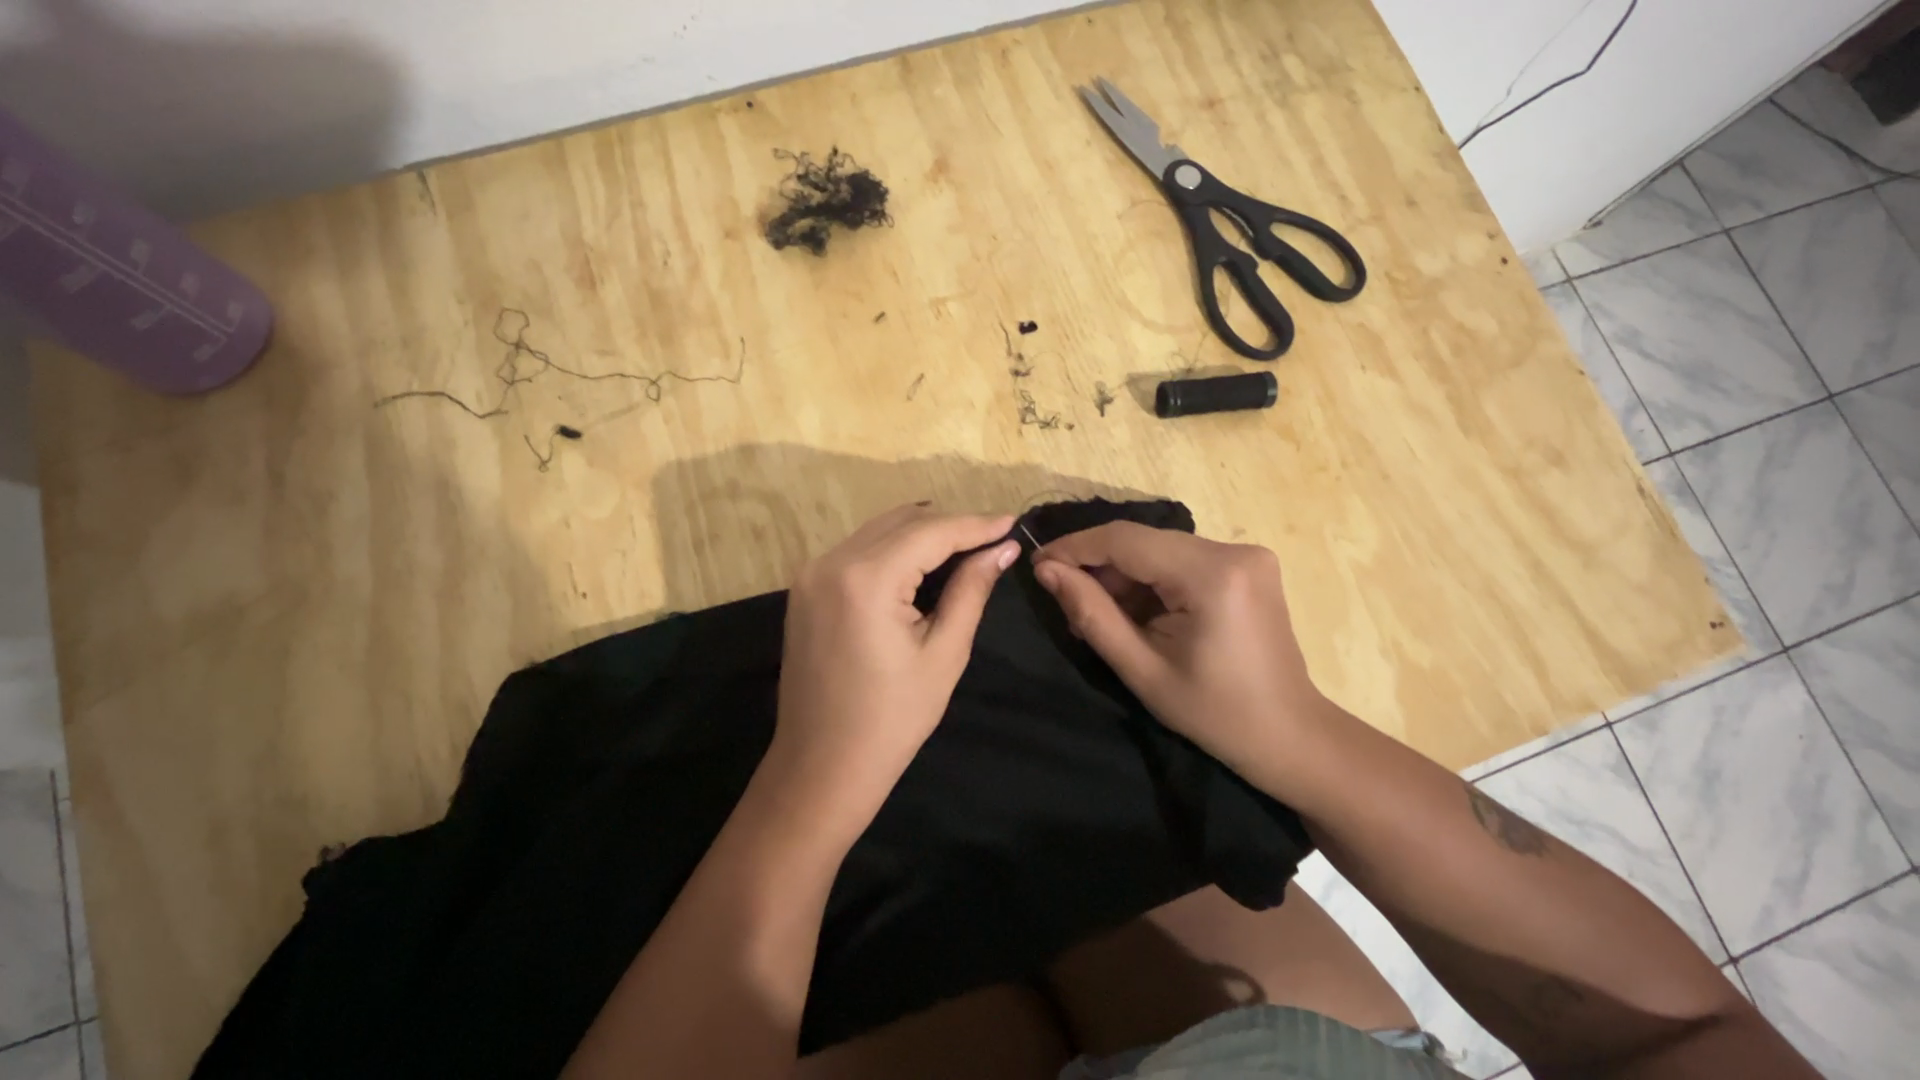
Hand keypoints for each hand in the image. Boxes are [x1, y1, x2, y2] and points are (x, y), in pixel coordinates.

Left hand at [772, 504, 1018, 821]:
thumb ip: (970, 591)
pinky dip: (893, 550)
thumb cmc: (892, 720)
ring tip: (966, 549)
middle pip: (901, 521)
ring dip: (921, 534)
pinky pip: (857, 551)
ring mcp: (811, 574)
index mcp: (866, 579)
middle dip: (950, 525)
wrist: (821, 766)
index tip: (1013, 522)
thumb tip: (1003, 549)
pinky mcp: (804, 589)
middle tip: (994, 539)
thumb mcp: (943, 654)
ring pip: (877, 531)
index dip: (975, 525)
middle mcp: (831, 562)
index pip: (930, 532)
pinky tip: (922, 566)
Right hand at [1031, 522, 1328, 780]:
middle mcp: (1233, 550)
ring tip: (1096, 617)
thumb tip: (1046, 569)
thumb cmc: (1213, 714)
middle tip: (1065, 603)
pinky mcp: (1248, 567)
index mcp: (1212, 575)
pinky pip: (1182, 561)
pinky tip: (1134, 614)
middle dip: (1098, 567)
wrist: (1288, 735)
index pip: (1126, 540)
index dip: (1075, 547)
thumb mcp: (1141, 668)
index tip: (1037, 564)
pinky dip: (1152, 582)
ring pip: (1160, 550)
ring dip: (1124, 576)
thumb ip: (1091, 613)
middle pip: (1144, 542)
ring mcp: (1246, 555)